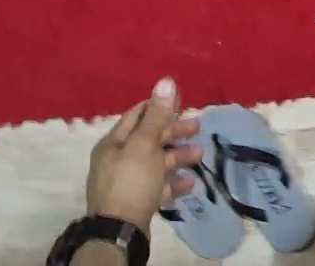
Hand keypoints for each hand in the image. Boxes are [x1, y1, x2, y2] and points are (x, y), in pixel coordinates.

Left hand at [85, 77, 203, 226]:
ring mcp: (126, 182)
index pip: (137, 115)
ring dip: (179, 157)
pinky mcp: (136, 201)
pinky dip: (174, 182)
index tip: (181, 103)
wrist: (119, 233)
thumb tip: (166, 80)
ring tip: (199, 156)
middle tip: (198, 128)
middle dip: (175, 132)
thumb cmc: (131, 181)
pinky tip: (190, 183)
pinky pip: (158, 186)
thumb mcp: (145, 145)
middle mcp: (118, 160)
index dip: (159, 106)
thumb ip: (157, 115)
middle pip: (150, 138)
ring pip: (157, 162)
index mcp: (114, 143)